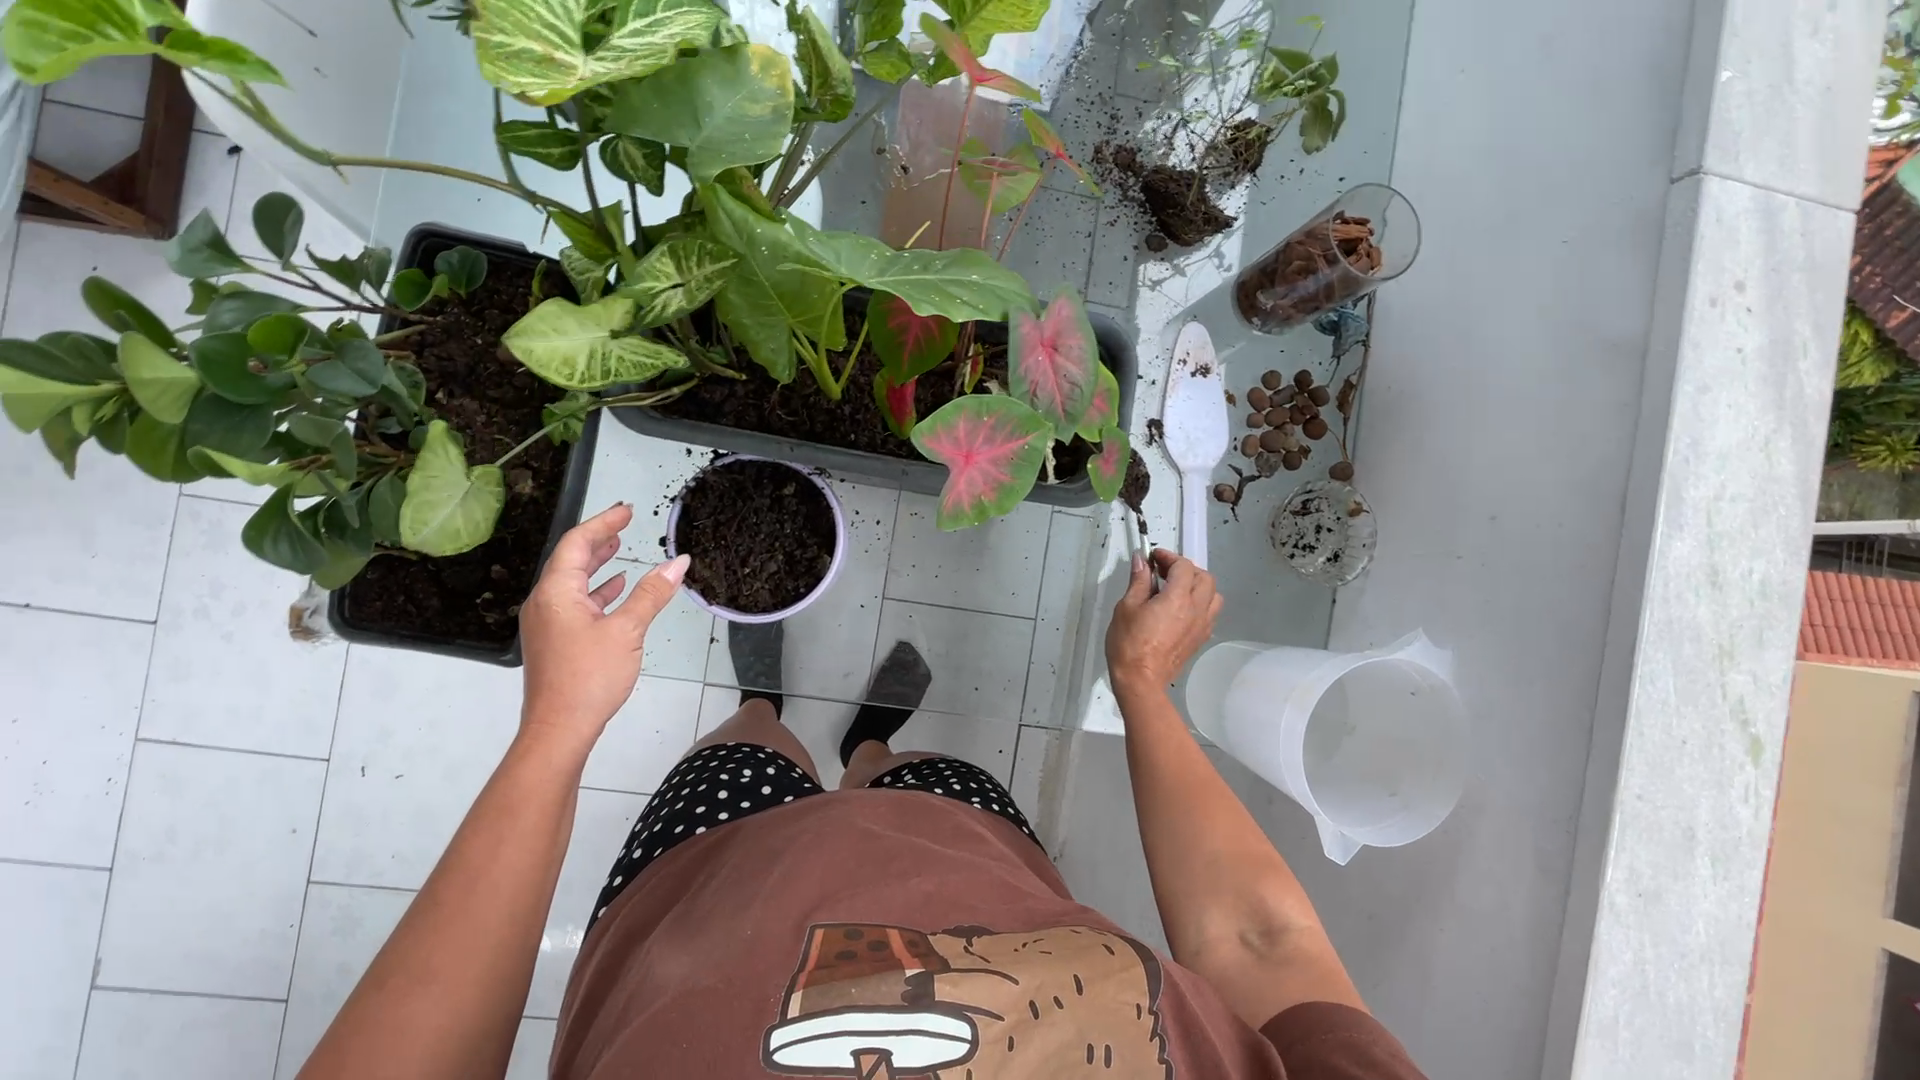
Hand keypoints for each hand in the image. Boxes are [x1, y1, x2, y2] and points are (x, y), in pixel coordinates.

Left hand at [518, 503, 688, 755]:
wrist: (559, 728)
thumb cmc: (589, 676)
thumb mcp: (627, 630)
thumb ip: (652, 593)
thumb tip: (678, 562)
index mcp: (556, 592)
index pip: (577, 543)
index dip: (603, 524)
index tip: (627, 511)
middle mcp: (545, 602)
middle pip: (570, 560)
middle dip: (598, 539)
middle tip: (624, 523)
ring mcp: (547, 623)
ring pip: (573, 583)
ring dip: (597, 564)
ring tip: (620, 548)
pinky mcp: (555, 641)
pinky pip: (575, 603)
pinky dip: (597, 591)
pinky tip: (616, 589)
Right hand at [1106, 549, 1221, 694]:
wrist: (1141, 680)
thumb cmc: (1129, 643)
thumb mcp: (1127, 607)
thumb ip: (1138, 581)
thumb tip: (1142, 560)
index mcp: (1177, 598)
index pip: (1184, 566)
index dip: (1169, 557)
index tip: (1154, 558)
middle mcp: (1196, 609)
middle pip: (1204, 577)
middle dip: (1186, 569)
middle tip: (1164, 571)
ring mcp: (1202, 625)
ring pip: (1213, 595)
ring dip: (1198, 585)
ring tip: (1177, 588)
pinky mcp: (1201, 638)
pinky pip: (1210, 612)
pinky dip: (1200, 603)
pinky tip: (1181, 608)